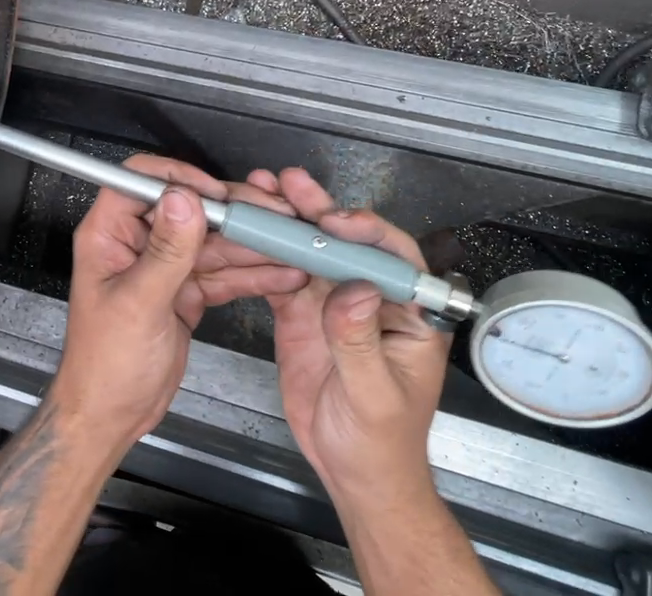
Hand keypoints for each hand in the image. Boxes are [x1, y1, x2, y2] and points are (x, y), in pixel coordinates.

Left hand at [47, 155, 309, 458]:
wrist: (112, 414)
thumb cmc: (106, 363)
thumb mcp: (139, 304)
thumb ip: (166, 252)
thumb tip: (185, 200)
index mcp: (109, 234)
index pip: (141, 181)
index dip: (180, 178)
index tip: (217, 193)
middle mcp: (136, 243)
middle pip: (187, 209)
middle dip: (232, 212)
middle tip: (276, 215)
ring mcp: (163, 267)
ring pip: (212, 242)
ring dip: (252, 244)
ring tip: (293, 243)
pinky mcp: (185, 291)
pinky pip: (222, 274)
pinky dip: (252, 275)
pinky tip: (285, 274)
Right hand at [248, 168, 449, 504]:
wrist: (351, 469)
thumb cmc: (380, 440)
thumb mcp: (375, 396)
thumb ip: (362, 342)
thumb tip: (356, 290)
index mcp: (407, 313)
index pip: (395, 258)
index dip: (367, 232)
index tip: (335, 220)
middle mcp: (370, 297)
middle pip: (346, 244)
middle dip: (318, 210)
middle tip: (290, 183)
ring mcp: (331, 303)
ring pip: (310, 252)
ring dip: (287, 222)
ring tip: (260, 191)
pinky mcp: (300, 314)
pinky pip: (280, 276)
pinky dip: (262, 253)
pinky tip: (245, 231)